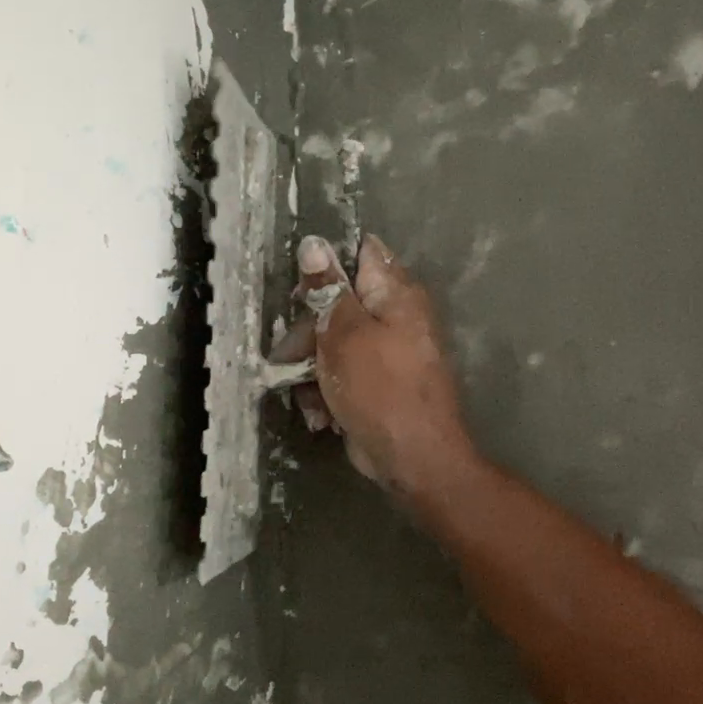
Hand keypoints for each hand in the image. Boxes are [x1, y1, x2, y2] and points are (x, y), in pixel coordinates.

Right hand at [271, 234, 476, 493]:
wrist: (413, 459)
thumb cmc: (380, 389)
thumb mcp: (344, 335)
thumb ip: (327, 291)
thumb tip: (313, 244)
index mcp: (395, 295)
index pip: (361, 255)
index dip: (327, 265)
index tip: (301, 290)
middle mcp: (395, 317)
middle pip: (339, 304)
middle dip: (308, 330)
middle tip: (289, 353)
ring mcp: (387, 353)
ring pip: (333, 343)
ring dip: (312, 368)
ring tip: (304, 392)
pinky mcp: (377, 384)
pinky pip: (342, 375)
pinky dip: (327, 391)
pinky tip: (320, 413)